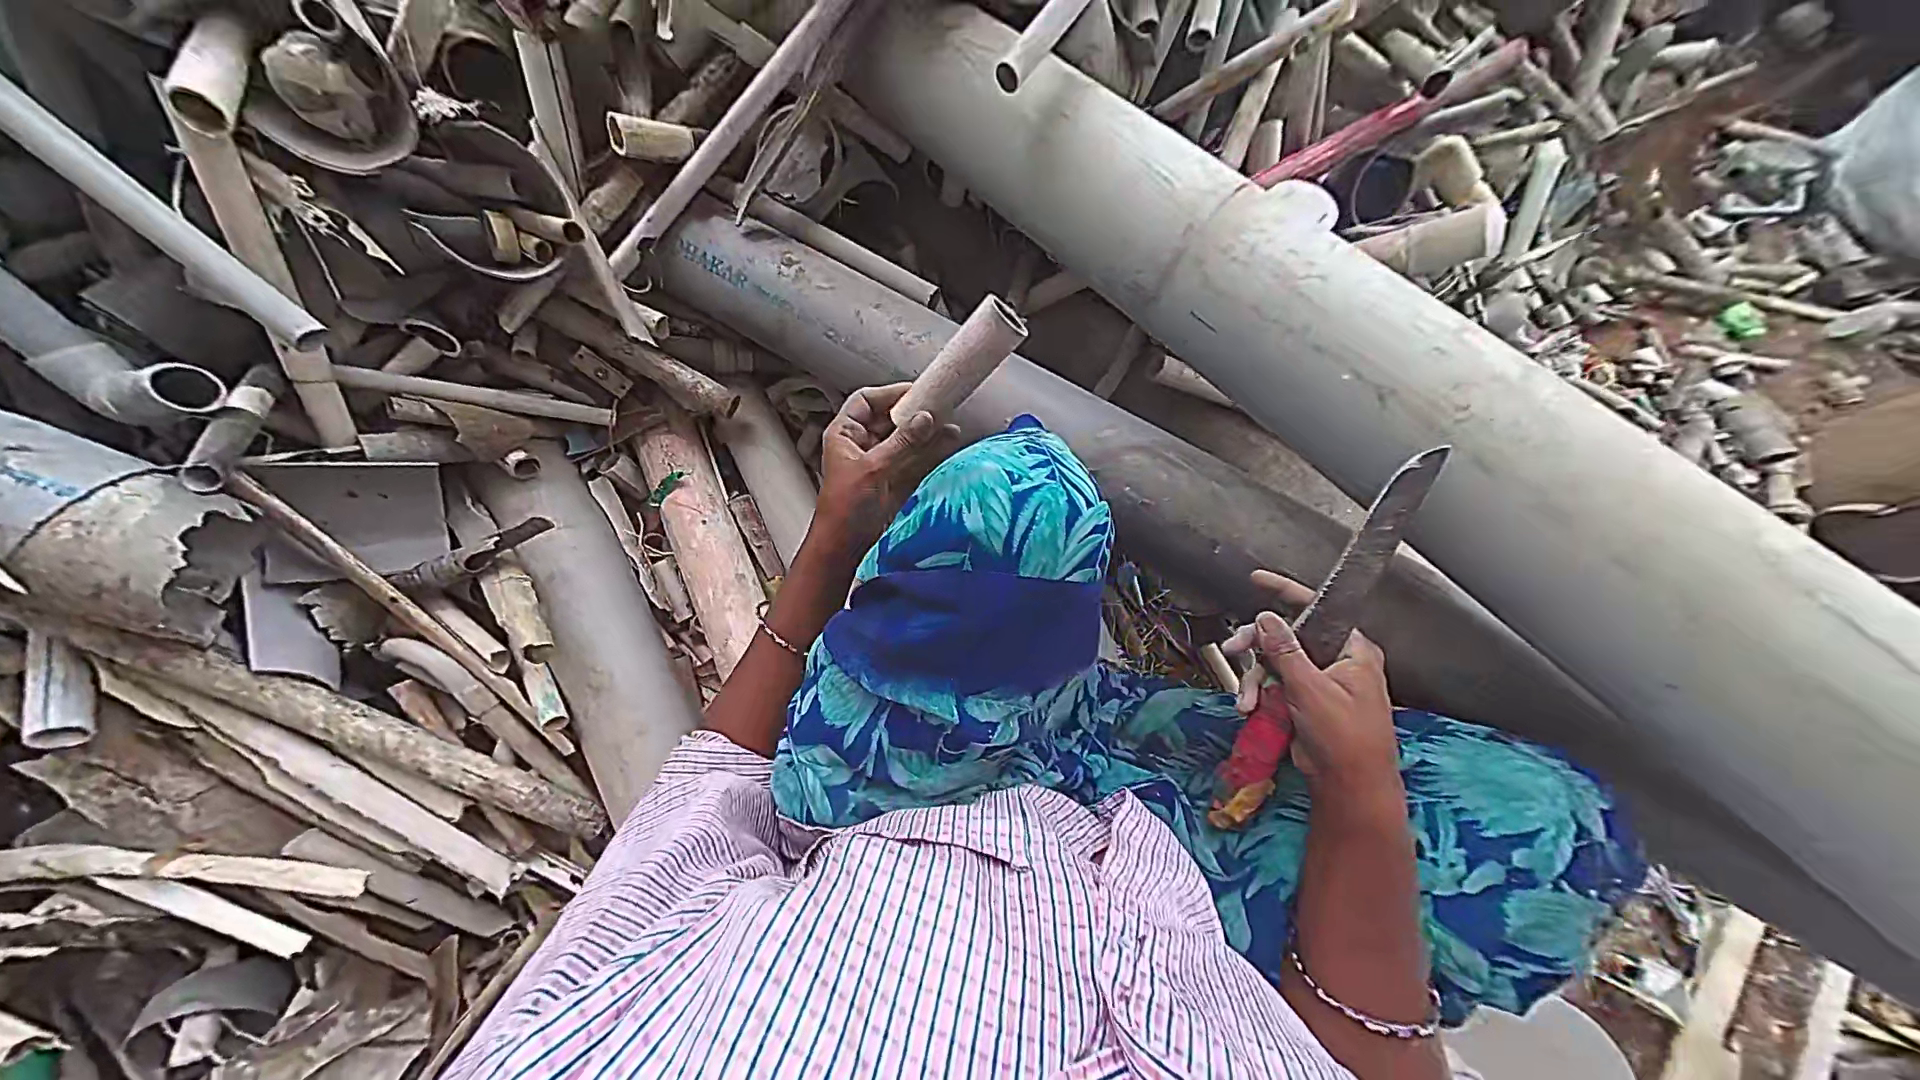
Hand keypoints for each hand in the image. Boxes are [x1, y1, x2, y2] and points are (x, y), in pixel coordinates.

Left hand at [812, 383, 961, 556]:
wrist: (846, 546)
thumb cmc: (845, 508)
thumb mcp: (874, 468)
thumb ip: (902, 442)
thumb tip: (925, 417)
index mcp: (845, 434)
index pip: (866, 401)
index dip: (890, 394)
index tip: (917, 392)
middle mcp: (863, 445)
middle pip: (890, 419)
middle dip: (914, 413)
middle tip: (939, 406)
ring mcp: (881, 462)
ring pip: (906, 438)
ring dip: (927, 431)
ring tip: (949, 423)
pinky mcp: (895, 480)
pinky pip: (916, 458)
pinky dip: (931, 450)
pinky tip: (949, 442)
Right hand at [1225, 570, 1400, 791]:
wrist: (1349, 786)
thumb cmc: (1345, 738)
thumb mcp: (1310, 689)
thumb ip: (1285, 651)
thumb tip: (1266, 618)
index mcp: (1351, 650)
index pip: (1317, 609)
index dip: (1286, 593)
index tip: (1258, 581)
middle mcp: (1336, 660)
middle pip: (1288, 636)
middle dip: (1257, 647)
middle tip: (1233, 649)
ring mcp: (1320, 680)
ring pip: (1276, 662)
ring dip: (1256, 680)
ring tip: (1247, 702)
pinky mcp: (1305, 699)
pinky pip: (1275, 684)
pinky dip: (1260, 694)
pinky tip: (1252, 709)